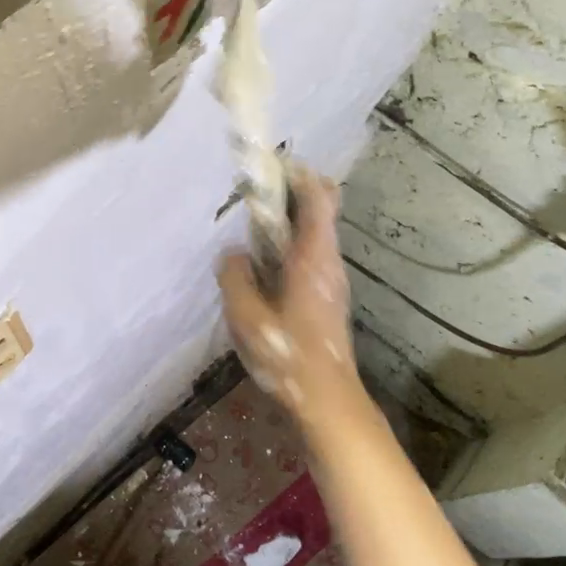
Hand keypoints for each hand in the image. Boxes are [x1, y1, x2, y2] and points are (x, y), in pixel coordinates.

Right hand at [218, 165, 355, 415]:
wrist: (328, 399)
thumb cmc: (288, 355)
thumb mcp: (246, 316)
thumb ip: (235, 277)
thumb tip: (233, 254)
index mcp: (313, 257)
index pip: (318, 197)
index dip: (298, 173)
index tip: (270, 166)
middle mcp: (329, 261)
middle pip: (319, 210)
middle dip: (288, 194)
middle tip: (252, 196)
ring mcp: (332, 280)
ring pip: (314, 234)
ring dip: (287, 223)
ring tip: (250, 231)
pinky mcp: (328, 297)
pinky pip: (310, 255)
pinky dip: (289, 246)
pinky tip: (261, 267)